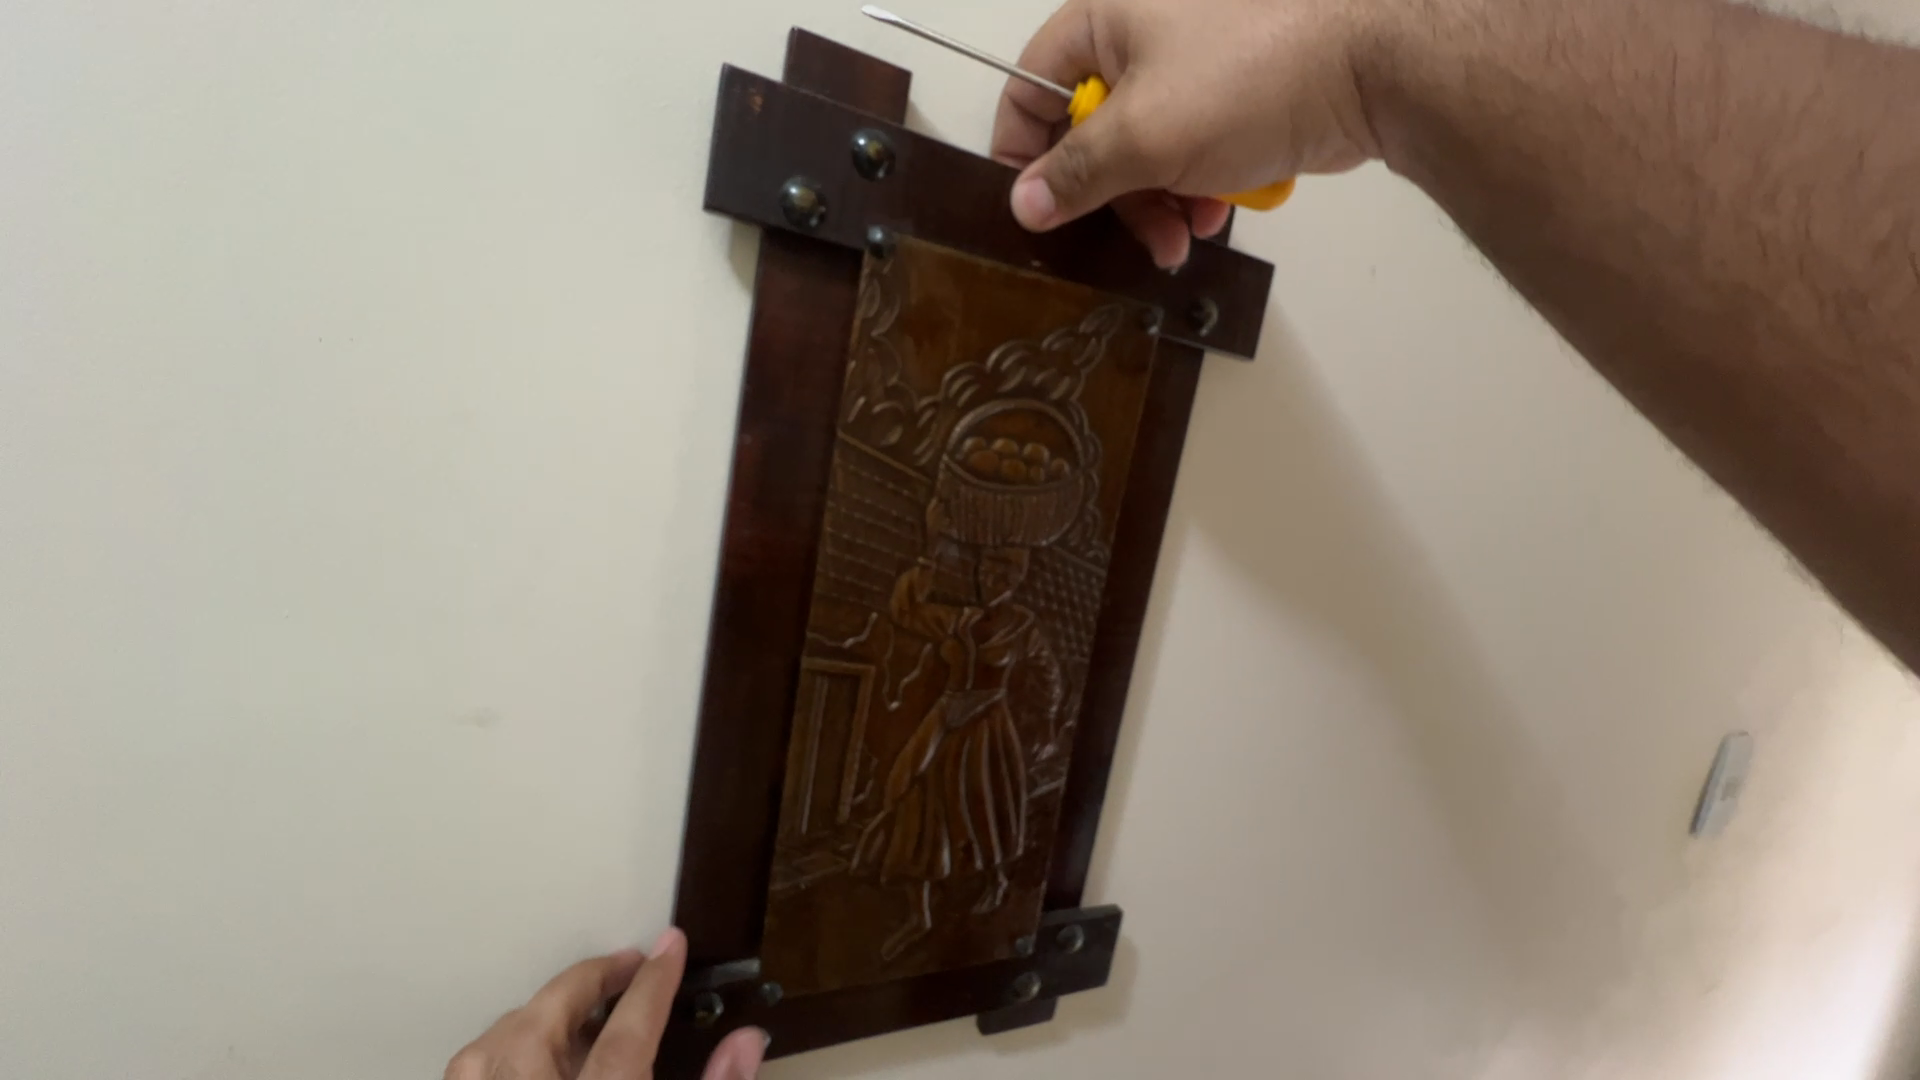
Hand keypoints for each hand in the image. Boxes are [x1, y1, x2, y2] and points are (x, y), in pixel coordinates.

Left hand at [446, 929, 766, 1079]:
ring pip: (483, 1053)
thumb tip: (747, 1039)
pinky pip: (464, 1077)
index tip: (672, 943)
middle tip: (630, 965)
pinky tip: (530, 1057)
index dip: (653, 982)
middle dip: (588, 981)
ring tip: (577, 1006)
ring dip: (534, 1014)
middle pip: (541, 1028)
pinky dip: (495, 1054)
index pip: (624, 1036)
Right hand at [991, 0, 1386, 267]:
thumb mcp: (1144, 135)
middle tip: (1136, 240)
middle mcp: (1142, 41)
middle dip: (1111, 199)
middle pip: (1089, 135)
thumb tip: (1021, 206)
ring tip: (1184, 239)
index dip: (1023, 150)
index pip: (1031, 86)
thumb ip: (1075, 175)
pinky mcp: (1231, 101)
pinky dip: (1194, 191)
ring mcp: (1190, 72)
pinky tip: (1218, 213)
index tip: (1034, 209)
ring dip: (1155, 208)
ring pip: (1139, 157)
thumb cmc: (1245, 81)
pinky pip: (1186, 156)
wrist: (1379, 62)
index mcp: (1107, 21)